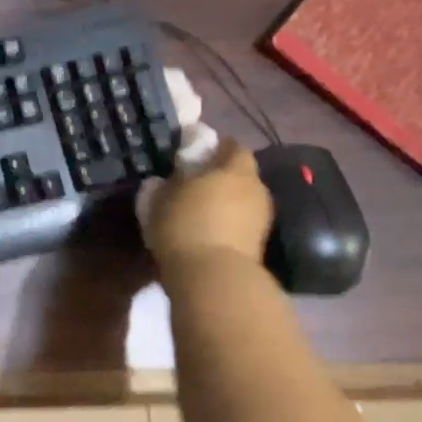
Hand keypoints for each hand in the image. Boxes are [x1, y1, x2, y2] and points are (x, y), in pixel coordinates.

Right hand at [141, 135, 273, 276]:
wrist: (213, 275)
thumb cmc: (183, 226)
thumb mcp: (160, 199)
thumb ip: (167, 182)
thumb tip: (168, 178)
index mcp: (234, 169)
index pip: (232, 146)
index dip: (215, 147)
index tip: (194, 154)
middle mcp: (255, 187)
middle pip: (241, 174)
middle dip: (221, 176)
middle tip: (194, 184)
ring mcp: (262, 216)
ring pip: (243, 199)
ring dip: (226, 201)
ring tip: (200, 211)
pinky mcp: (259, 241)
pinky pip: (242, 222)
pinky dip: (228, 222)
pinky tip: (208, 231)